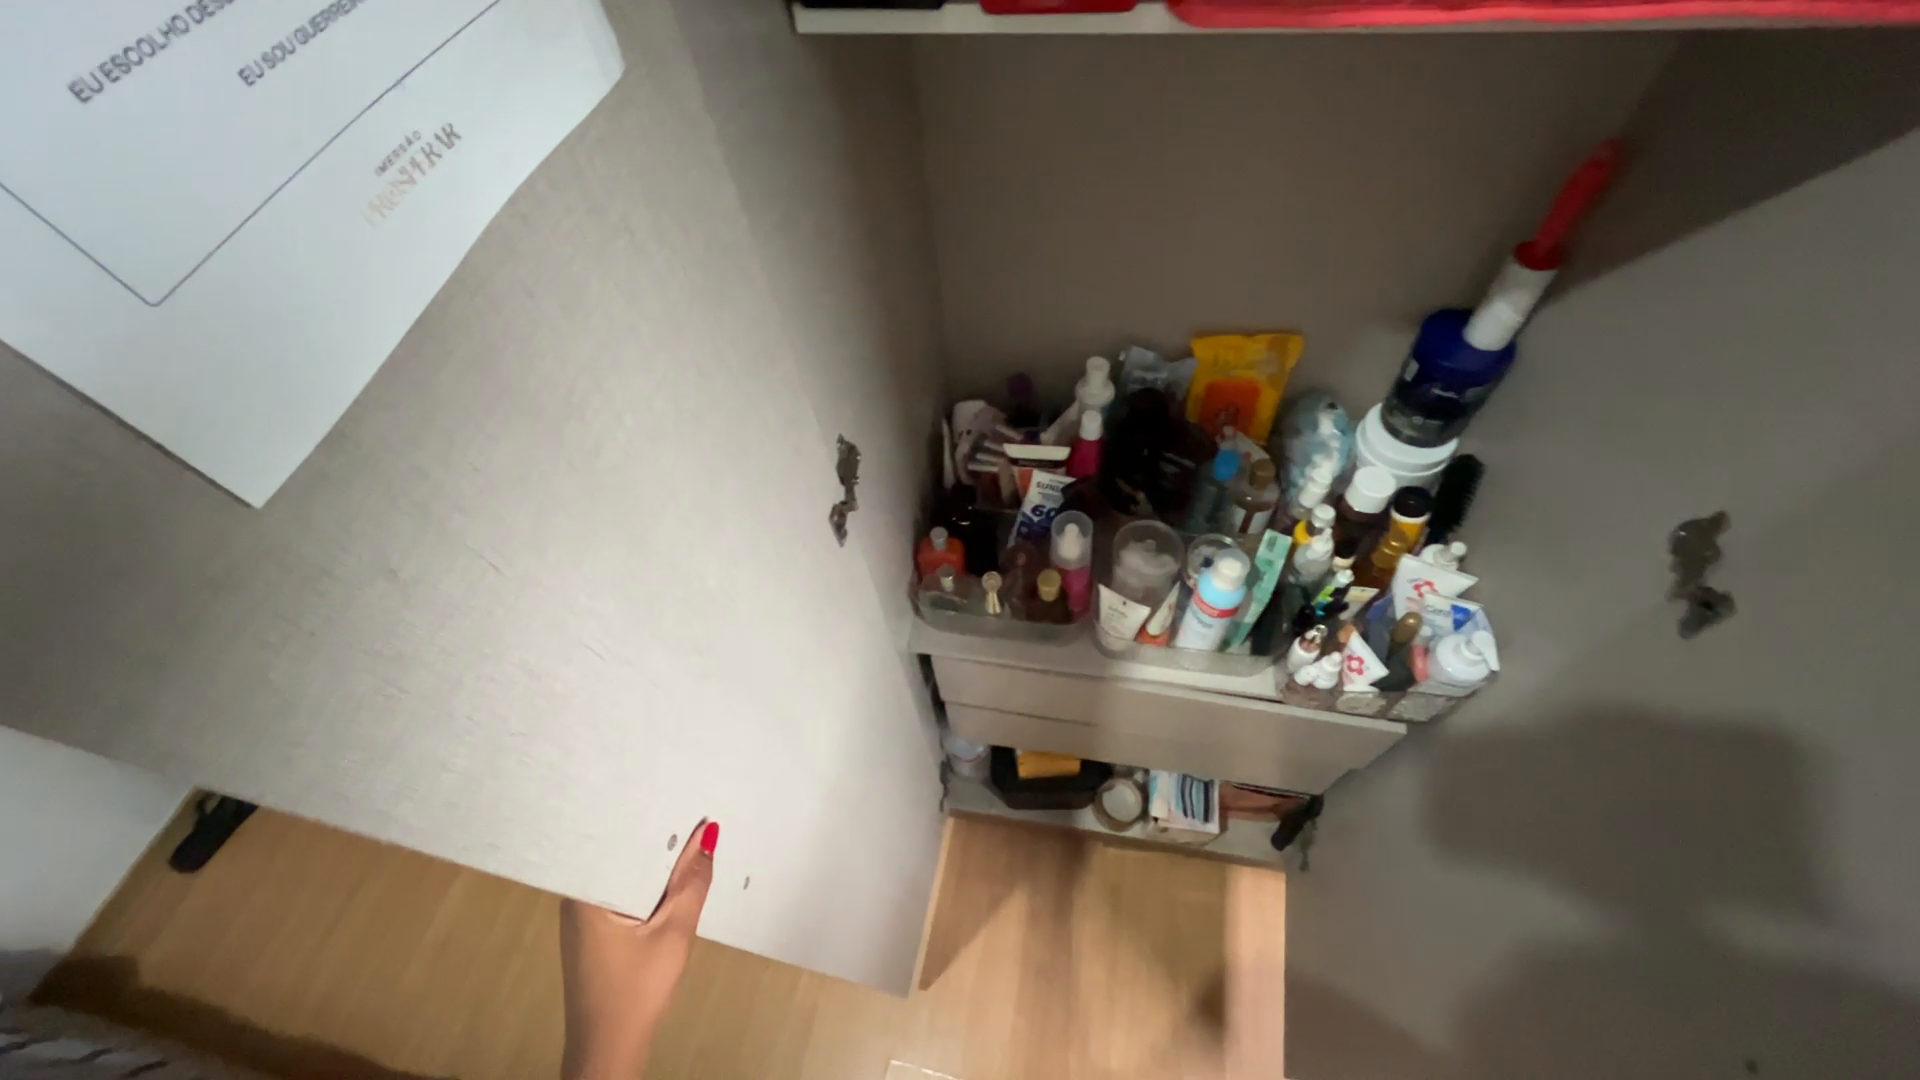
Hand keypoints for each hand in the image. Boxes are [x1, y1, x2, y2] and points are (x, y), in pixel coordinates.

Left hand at [561, 819, 717, 1079]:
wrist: (610, 1052)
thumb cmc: (638, 991)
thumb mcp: (674, 932)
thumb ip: (692, 882)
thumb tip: (708, 833)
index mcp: (585, 892)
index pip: (616, 836)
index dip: (649, 813)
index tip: (678, 788)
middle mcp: (576, 897)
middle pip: (621, 852)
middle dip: (658, 833)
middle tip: (691, 801)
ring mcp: (583, 915)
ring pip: (624, 871)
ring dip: (655, 859)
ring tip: (689, 828)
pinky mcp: (594, 931)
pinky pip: (624, 890)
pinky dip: (648, 881)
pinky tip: (673, 872)